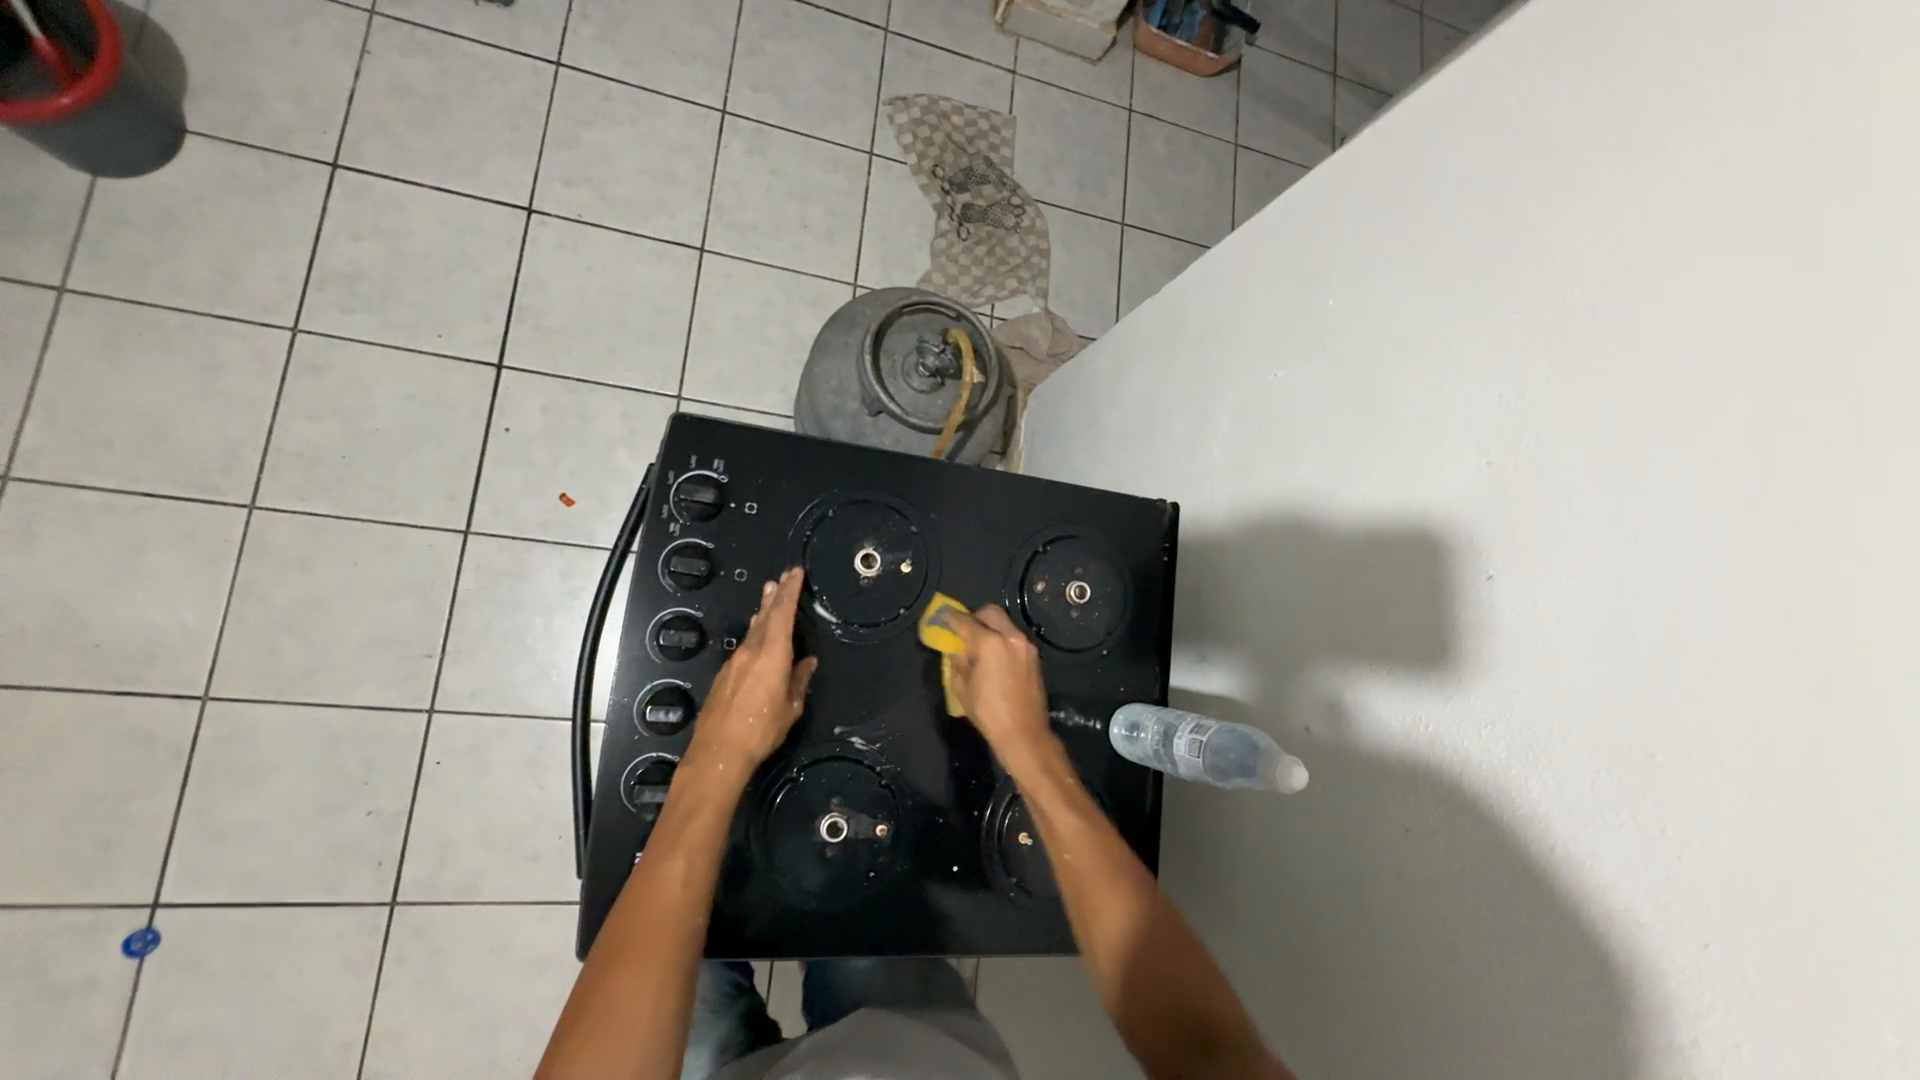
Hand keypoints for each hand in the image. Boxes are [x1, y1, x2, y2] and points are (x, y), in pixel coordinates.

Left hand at [687, 567, 817, 774]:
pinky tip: (758, 634)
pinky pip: (744, 644)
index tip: (796, 573)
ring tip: (769, 595)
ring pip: (753, 629)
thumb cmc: (761, 730)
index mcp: (772, 654)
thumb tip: (808, 663)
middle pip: (765, 615)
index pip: (782, 613)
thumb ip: (799, 681)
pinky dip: (755, 632)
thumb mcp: (791, 707)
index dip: (790, 591)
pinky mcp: (725, 674)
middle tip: (783, 577)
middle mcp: (751, 651)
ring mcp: (735, 661)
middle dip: (775, 595)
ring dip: (763, 611)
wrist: (719, 751)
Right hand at [944, 606, 1051, 757]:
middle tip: (964, 630)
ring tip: (979, 645)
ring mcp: (1026, 645)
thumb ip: (957, 660)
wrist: (1024, 733)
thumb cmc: (988, 712)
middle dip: (974, 616)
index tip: (942, 616)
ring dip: (990, 627)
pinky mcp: (1035, 656)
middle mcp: (1011, 637)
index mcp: (990, 643)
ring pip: (1005, 623)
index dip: (950, 617)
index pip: (965, 621)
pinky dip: (1002, 639)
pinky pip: (1014, 638)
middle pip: (990, 612)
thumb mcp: (962, 686)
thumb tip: (956, 647)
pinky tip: (995, 656)